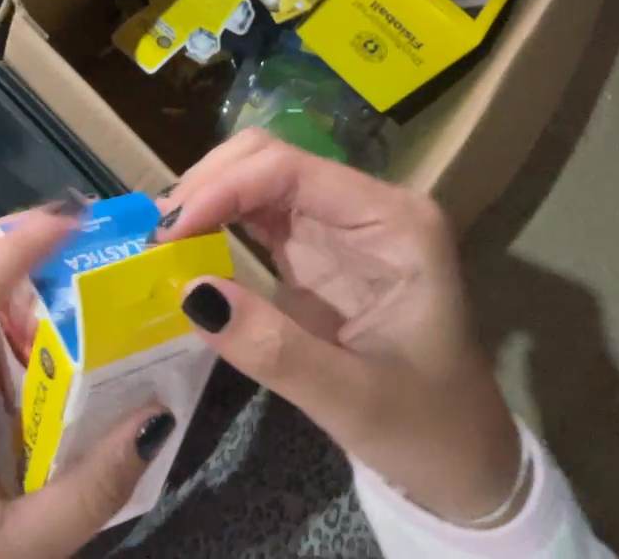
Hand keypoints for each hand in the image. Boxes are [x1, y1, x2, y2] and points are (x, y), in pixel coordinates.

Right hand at [156, 129, 521, 524]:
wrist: (461, 461)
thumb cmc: (425, 429)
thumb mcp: (351, 399)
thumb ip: (273, 347)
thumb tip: (187, 293)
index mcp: (394, 222)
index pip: (293, 169)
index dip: (224, 188)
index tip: (169, 231)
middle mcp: (366, 206)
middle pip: (271, 157)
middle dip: (209, 184)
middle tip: (157, 233)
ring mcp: (339, 222)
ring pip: (257, 175)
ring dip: (206, 196)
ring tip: (160, 235)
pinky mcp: (315, 245)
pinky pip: (256, 213)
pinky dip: (215, 220)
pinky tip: (184, 241)